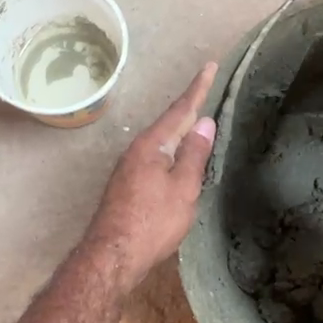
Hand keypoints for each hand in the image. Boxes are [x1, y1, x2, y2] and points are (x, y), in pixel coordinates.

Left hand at [84, 62, 217, 291]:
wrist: (113, 256)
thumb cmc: (152, 222)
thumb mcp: (183, 188)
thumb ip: (194, 155)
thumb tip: (204, 122)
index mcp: (152, 145)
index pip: (180, 110)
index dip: (198, 88)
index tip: (210, 66)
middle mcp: (137, 151)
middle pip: (168, 124)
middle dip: (189, 109)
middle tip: (207, 90)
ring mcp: (129, 169)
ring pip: (160, 143)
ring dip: (180, 132)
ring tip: (198, 125)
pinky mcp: (127, 187)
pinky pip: (155, 159)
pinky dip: (171, 152)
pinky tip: (177, 162)